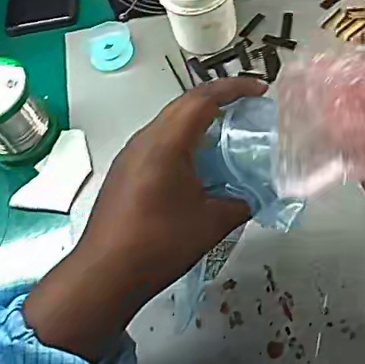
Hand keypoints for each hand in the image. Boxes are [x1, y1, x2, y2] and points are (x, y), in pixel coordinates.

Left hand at [23, 77, 266, 355]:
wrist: (105, 274)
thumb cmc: (156, 246)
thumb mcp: (212, 223)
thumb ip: (242, 202)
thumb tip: (258, 194)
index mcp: (165, 144)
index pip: (202, 99)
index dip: (234, 88)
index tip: (259, 90)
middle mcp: (143, 141)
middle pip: (184, 104)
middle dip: (219, 100)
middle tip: (248, 107)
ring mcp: (130, 155)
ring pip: (169, 122)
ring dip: (200, 121)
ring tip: (228, 133)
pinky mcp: (124, 171)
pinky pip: (158, 142)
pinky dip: (184, 141)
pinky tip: (200, 163)